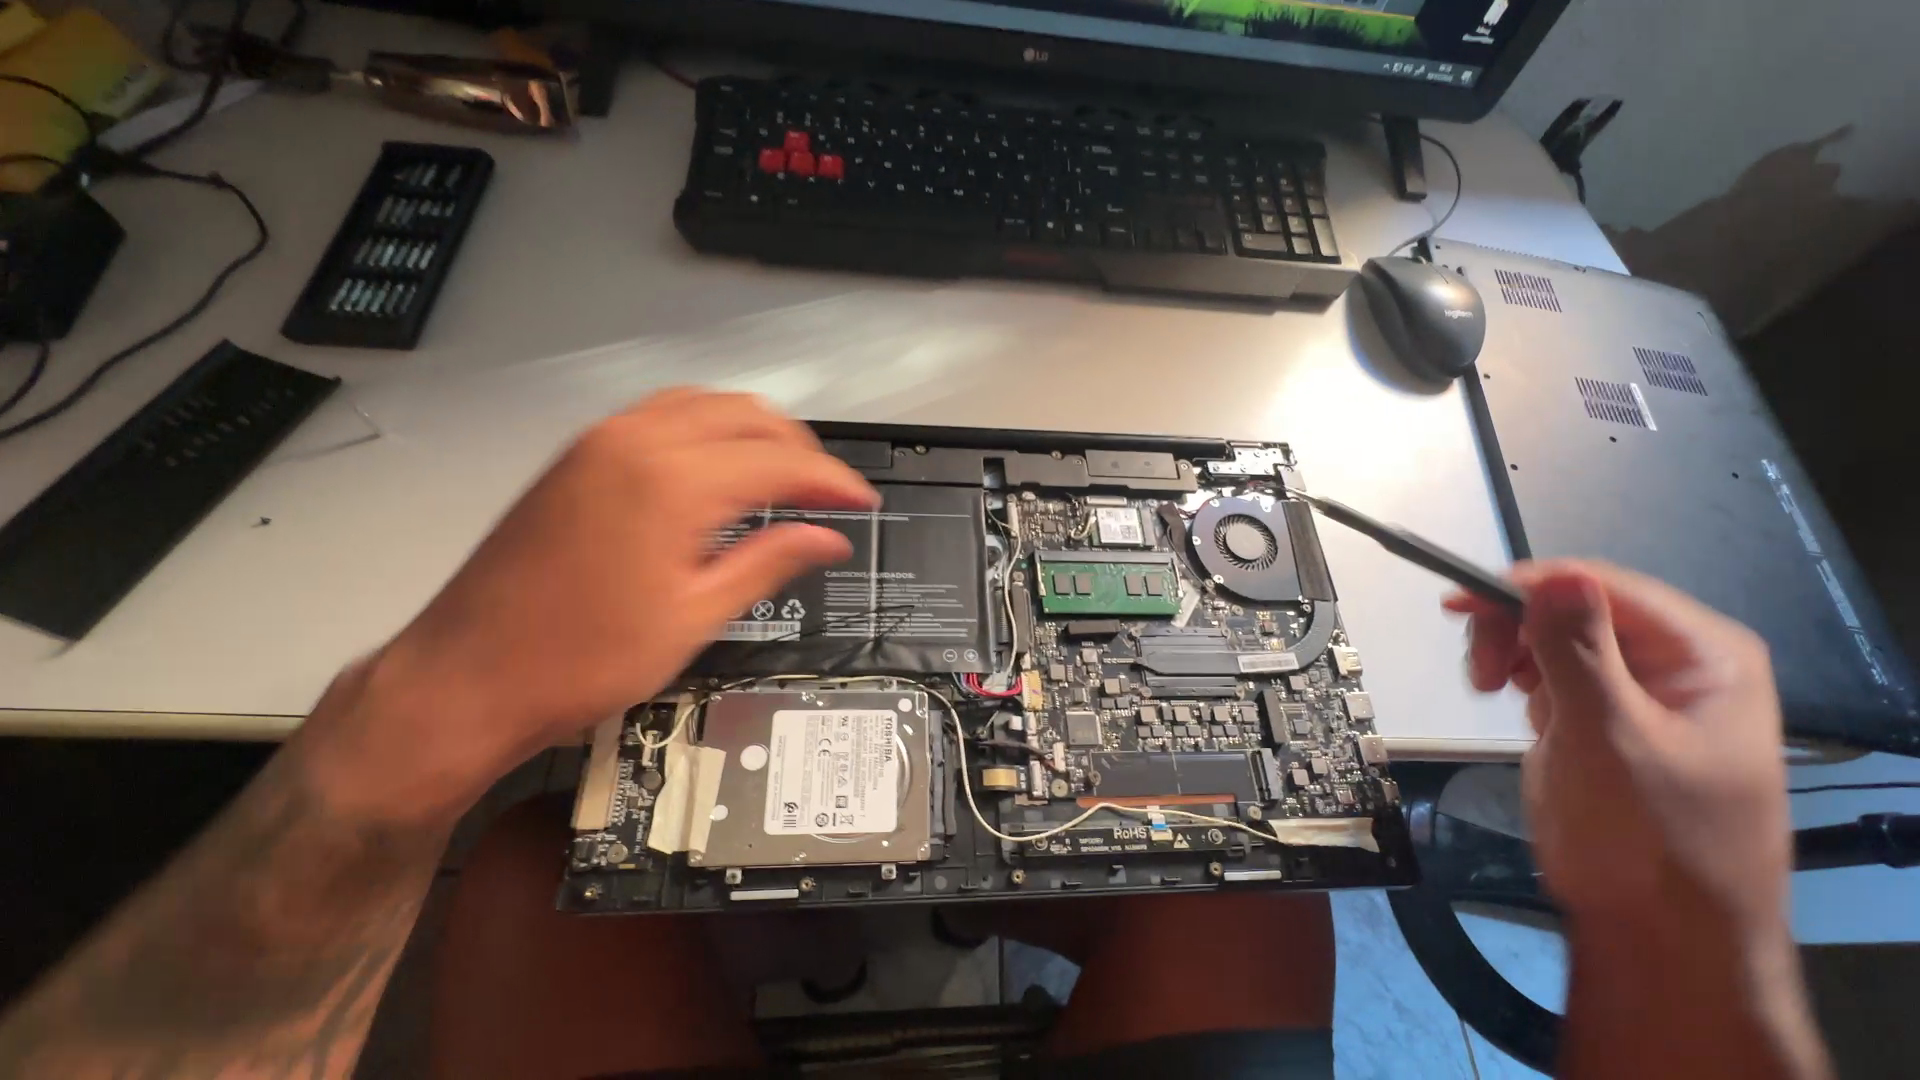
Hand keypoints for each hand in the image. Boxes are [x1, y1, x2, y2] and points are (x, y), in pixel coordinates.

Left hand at [294, 388, 880, 825]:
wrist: (466, 680)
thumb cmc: (576, 661)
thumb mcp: (695, 617)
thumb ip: (770, 562)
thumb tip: (826, 538)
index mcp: (672, 483)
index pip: (780, 462)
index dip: (833, 482)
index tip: (862, 502)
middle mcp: (634, 443)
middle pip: (747, 416)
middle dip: (800, 450)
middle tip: (828, 495)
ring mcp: (599, 443)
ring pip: (704, 405)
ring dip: (754, 431)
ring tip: (784, 477)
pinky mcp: (577, 456)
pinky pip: (661, 415)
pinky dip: (706, 430)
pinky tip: (719, 468)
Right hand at [1444, 561, 1791, 933]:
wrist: (1656, 930)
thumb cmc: (1647, 837)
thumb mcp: (1608, 737)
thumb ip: (1578, 650)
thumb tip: (1554, 574)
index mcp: (1703, 656)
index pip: (1604, 587)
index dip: (1529, 587)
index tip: (1461, 605)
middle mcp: (1675, 664)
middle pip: (1574, 607)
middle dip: (1515, 628)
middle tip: (1479, 671)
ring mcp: (1638, 691)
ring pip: (1553, 634)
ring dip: (1509, 651)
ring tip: (1487, 687)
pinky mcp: (1602, 717)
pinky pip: (1551, 669)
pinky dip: (1518, 675)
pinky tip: (1509, 700)